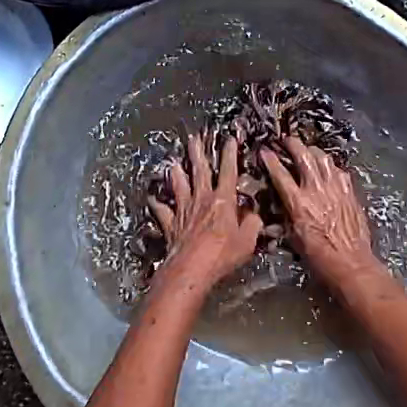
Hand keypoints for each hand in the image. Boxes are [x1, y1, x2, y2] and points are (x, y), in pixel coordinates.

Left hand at [148, 133, 262, 290]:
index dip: (229, 154)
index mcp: (222, 200)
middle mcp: (201, 199)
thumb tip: (254, 216)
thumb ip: (252, 224)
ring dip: (176, 173)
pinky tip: (152, 198)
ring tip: (173, 162)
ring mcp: (183, 211)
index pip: (228, 171)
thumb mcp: (248, 241)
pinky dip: (157, 204)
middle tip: (193, 138)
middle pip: (199, 171)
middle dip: (197, 153)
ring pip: (178, 186)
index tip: (229, 139)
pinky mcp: (171, 224)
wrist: (192, 268)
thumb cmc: (223, 254)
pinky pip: (162, 211)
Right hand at [261, 137, 383, 292]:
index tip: (264, 151)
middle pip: (304, 156)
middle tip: (287, 140)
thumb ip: (287, 215)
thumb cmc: (318, 256)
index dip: (270, 160)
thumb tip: (282, 204)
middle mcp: (316, 190)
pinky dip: (330, 166)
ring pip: (323, 158)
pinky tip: (327, 169)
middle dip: (293, 144)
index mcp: (298, 203)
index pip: (280, 174)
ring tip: (307, 149)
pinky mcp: (350, 192)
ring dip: (313, 150)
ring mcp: (336, 188)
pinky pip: (339, 171)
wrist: (350, 262)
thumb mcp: (294, 236)